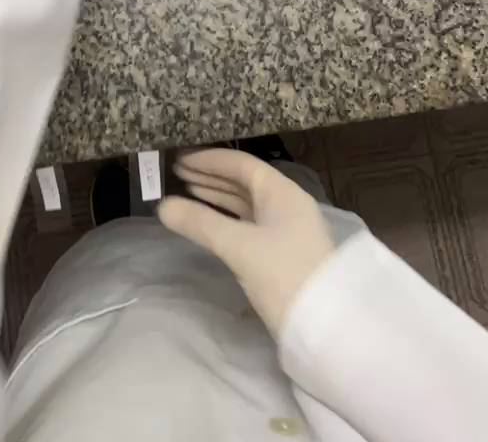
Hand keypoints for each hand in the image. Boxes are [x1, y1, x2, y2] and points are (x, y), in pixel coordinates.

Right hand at [156, 148, 337, 335]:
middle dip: (210, 176)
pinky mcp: (281, 253)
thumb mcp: (239, 247)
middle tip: (175, 174)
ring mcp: (285, 229)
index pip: (242, 164)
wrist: (326, 328)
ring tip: (185, 193)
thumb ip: (200, 223)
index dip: (209, 160)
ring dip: (216, 197)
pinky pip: (248, 223)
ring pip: (245, 203)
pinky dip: (226, 219)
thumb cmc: (284, 275)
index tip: (179, 159)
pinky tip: (207, 223)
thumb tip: (162, 207)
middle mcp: (286, 204)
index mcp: (282, 192)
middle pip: (243, 181)